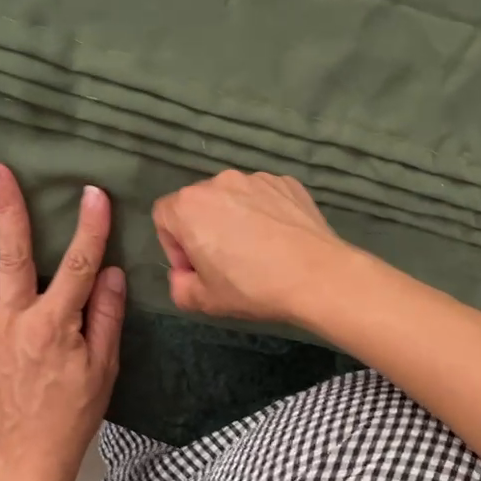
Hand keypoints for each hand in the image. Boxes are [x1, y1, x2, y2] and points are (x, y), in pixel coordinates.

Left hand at [0, 163, 123, 476]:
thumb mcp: (104, 367)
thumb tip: (112, 273)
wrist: (34, 449)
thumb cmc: (77, 410)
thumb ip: (107, 318)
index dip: (89, 228)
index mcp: (57, 325)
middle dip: (8, 209)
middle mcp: (18, 320)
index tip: (94, 194)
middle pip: (14, 255)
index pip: (78, 266)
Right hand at [151, 170, 356, 323]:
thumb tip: (183, 278)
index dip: (174, 247)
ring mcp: (256, 179)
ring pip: (233, 200)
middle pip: (199, 205)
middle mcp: (219, 182)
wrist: (317, 276)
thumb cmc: (253, 288)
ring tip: (257, 255)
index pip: (164, 217)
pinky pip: (264, 199)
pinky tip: (280, 243)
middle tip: (226, 267)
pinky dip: (265, 216)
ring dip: (235, 223)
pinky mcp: (287, 184)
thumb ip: (180, 288)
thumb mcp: (206, 301)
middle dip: (204, 233)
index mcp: (189, 206)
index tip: (196, 271)